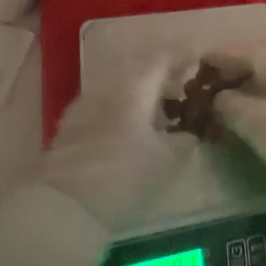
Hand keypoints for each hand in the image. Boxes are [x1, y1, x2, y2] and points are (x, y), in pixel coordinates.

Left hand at [36, 52, 199, 232]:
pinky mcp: (70, 125)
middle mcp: (108, 85)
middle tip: (183, 87)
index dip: (184, 56)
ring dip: (142, 91)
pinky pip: (105, 102)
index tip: (201, 62)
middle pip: (141, 67)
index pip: (164, 57)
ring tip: (159, 110)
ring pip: (121, 85)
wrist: (63, 210)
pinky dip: (123, 106)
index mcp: (135, 86)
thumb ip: (186, 138)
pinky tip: (131, 127)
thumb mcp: (169, 161)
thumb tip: (191, 131)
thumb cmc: (124, 179)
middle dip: (163, 74)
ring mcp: (86, 103)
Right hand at [209, 35, 265, 182]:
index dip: (219, 56)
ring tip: (238, 83)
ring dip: (258, 67)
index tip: (200, 62)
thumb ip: (228, 103)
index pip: (243, 49)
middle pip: (264, 48)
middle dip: (240, 58)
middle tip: (220, 72)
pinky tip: (263, 92)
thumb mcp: (251, 121)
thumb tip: (219, 96)